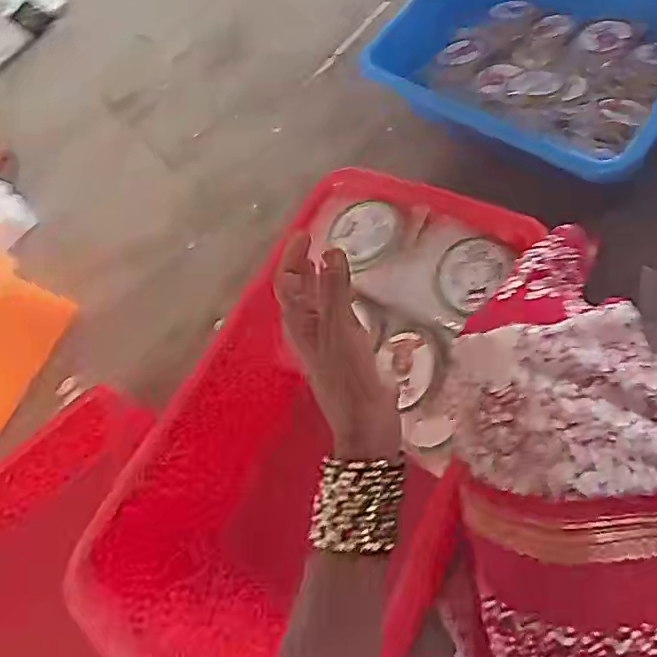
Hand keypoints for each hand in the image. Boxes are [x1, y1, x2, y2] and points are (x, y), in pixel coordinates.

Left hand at [275, 232, 400, 459]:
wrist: (367, 424)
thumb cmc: (349, 377)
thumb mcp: (341, 330)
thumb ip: (335, 291)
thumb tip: (329, 252)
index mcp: (302, 325)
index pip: (289, 283)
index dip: (293, 257)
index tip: (305, 233)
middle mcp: (311, 332)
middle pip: (301, 293)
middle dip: (305, 267)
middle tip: (318, 242)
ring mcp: (329, 344)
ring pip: (319, 305)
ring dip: (323, 282)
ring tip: (335, 262)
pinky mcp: (349, 353)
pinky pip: (340, 317)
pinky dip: (343, 300)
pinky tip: (358, 299)